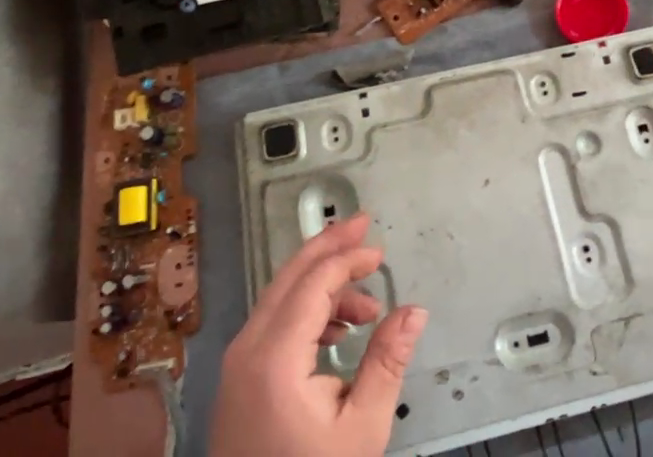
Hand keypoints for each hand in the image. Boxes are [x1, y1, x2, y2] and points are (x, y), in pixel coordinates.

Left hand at [211, 213, 427, 456]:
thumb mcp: (361, 427)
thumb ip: (387, 361)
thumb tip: (414, 310)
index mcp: (274, 356)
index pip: (313, 283)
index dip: (348, 259)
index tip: (380, 251)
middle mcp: (248, 348)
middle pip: (288, 277)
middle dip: (327, 247)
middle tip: (364, 226)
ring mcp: (238, 363)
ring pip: (279, 298)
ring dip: (322, 287)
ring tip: (368, 308)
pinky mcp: (239, 379)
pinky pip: (273, 324)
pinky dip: (306, 313)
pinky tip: (337, 333)